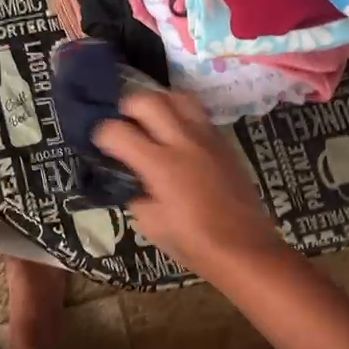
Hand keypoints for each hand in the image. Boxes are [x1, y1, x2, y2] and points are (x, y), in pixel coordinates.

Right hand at [93, 89, 280, 271]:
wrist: (247, 251)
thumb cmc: (195, 244)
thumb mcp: (150, 224)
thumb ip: (136, 193)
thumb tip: (134, 179)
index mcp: (160, 165)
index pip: (118, 131)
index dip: (102, 133)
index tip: (101, 142)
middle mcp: (182, 142)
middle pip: (147, 100)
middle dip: (127, 106)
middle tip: (124, 121)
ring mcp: (206, 139)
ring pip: (177, 97)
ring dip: (159, 102)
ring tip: (153, 119)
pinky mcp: (224, 143)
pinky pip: (199, 114)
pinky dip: (182, 116)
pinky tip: (179, 135)